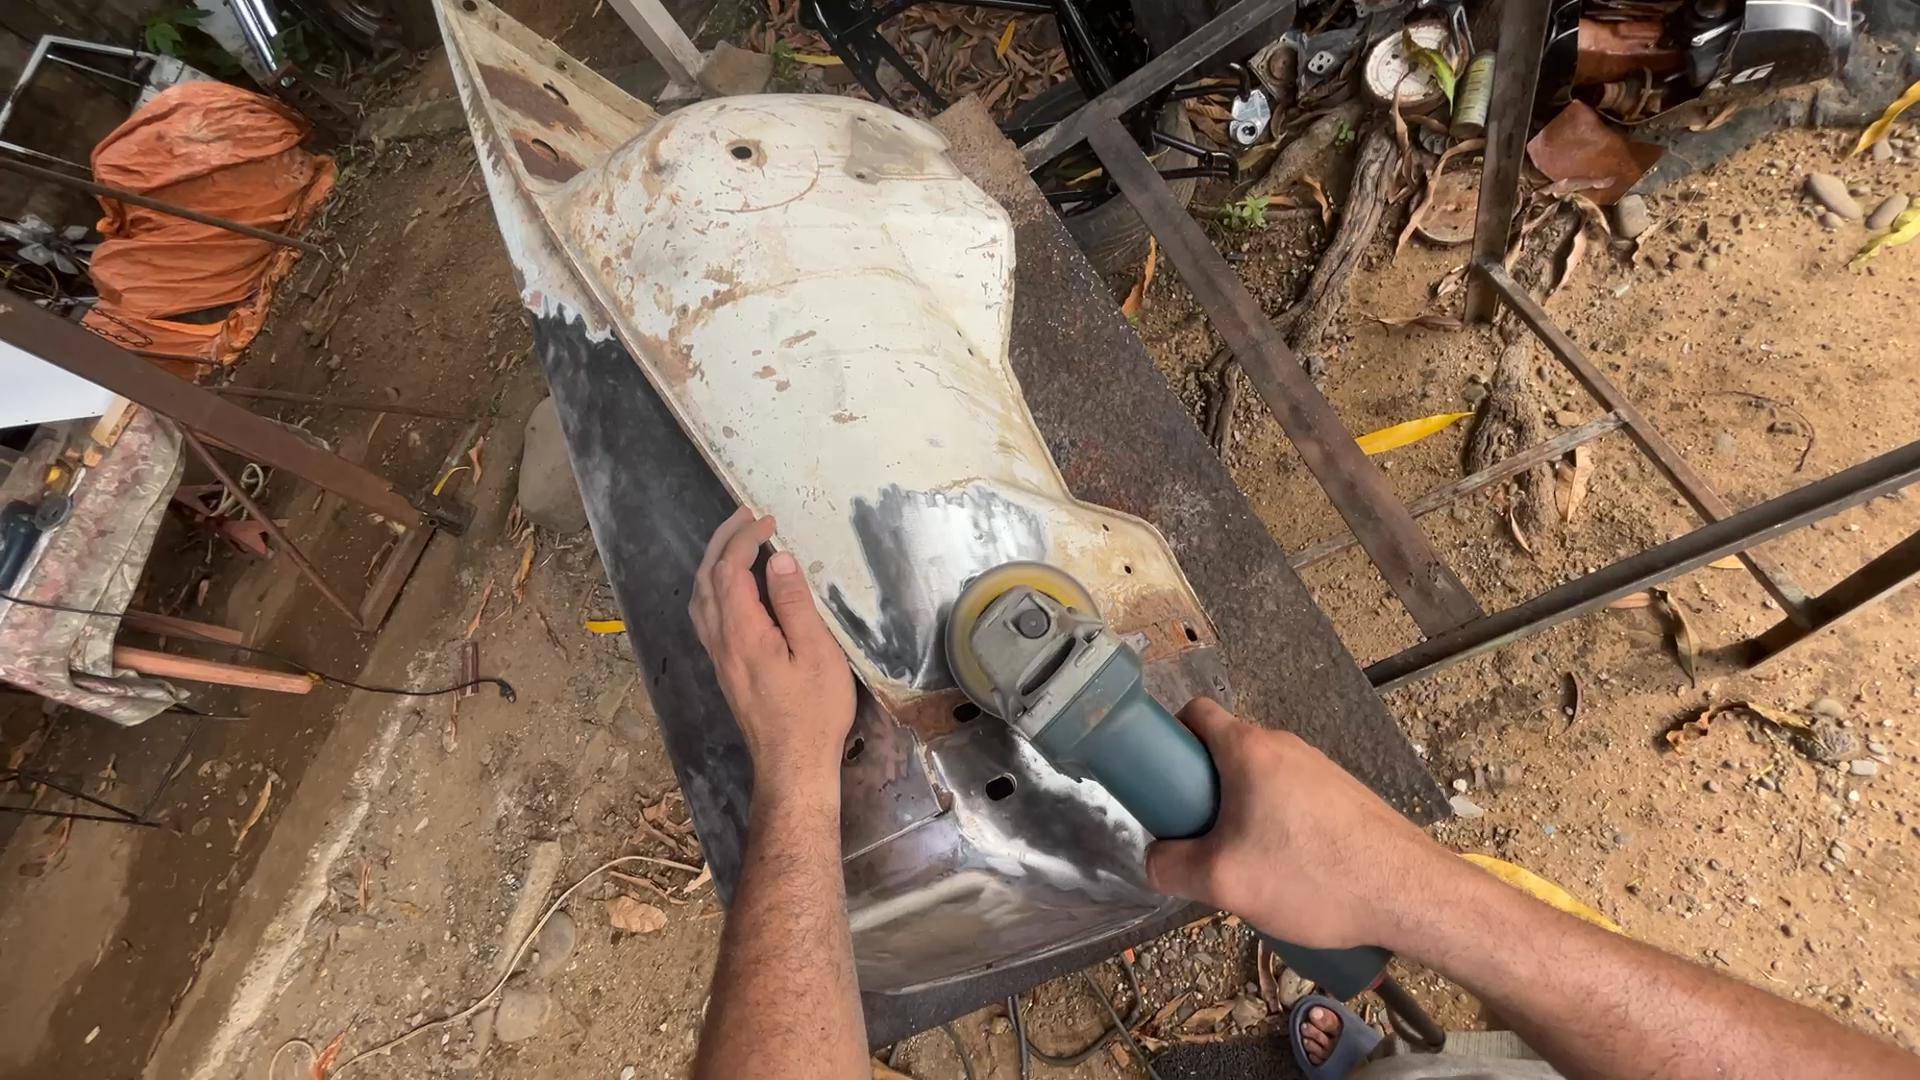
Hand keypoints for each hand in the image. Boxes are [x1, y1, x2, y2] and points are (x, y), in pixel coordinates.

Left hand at [690, 508, 856, 801]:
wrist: (791, 765)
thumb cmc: (813, 710)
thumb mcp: (816, 653)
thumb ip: (794, 604)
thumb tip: (778, 560)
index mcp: (742, 632)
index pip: (731, 571)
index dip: (745, 540)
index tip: (768, 520)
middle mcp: (720, 640)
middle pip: (706, 579)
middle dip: (722, 542)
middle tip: (745, 516)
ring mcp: (719, 656)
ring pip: (700, 598)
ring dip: (713, 563)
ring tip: (735, 542)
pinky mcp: (725, 669)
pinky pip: (706, 615)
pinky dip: (713, 587)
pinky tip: (729, 587)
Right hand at [1145, 698, 1459, 953]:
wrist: (1415, 897)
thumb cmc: (1312, 875)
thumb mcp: (1224, 883)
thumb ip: (1171, 869)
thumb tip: (1154, 861)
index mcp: (1248, 748)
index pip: (1195, 711)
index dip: (1171, 735)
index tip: (1164, 775)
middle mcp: (1283, 744)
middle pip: (1225, 747)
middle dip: (1203, 783)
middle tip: (1199, 830)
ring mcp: (1319, 765)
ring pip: (1259, 772)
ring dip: (1241, 803)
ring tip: (1246, 856)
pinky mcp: (1345, 791)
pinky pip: (1291, 790)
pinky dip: (1276, 815)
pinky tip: (1290, 864)